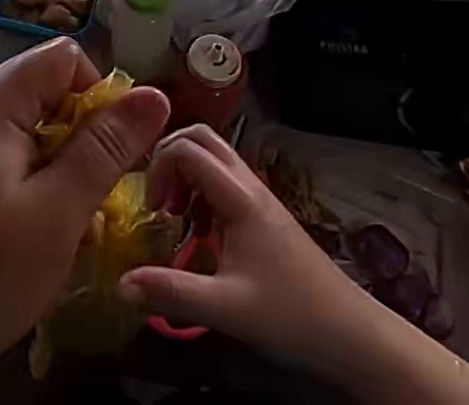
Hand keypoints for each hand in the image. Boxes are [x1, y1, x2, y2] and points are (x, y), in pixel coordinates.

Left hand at [0, 38, 170, 404]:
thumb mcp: (59, 213)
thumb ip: (108, 147)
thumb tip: (157, 94)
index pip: (65, 57)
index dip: (99, 93)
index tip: (114, 149)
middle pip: (52, 87)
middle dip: (87, 131)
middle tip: (96, 188)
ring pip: (41, 122)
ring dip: (70, 160)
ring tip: (75, 215)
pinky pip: (20, 149)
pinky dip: (45, 176)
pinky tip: (48, 225)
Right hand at [118, 126, 468, 404]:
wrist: (349, 331)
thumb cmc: (290, 314)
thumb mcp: (226, 309)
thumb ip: (172, 292)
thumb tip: (119, 283)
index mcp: (239, 196)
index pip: (188, 149)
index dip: (159, 167)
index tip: (152, 209)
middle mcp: (247, 184)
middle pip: (202, 137)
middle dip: (169, 157)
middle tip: (156, 199)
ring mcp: (257, 196)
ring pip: (212, 156)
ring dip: (184, 173)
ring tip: (172, 216)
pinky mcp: (260, 211)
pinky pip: (221, 179)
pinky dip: (199, 190)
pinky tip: (197, 230)